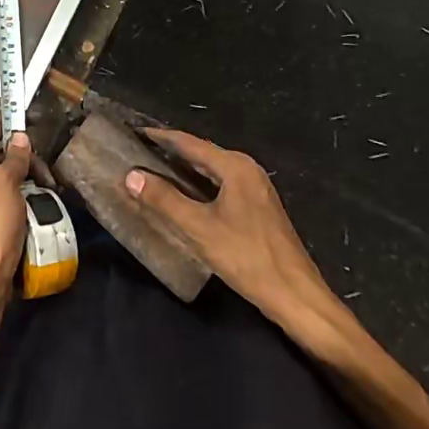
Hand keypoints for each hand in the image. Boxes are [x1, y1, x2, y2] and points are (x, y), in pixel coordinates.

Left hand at [0, 115, 32, 315]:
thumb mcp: (6, 184)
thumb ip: (15, 157)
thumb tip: (22, 138)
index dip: (14, 123)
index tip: (39, 125)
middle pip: (4, 148)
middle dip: (28, 157)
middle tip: (47, 173)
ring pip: (12, 171)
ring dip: (32, 177)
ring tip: (49, 190)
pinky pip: (13, 191)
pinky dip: (28, 193)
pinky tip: (41, 202)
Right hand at [125, 129, 344, 338]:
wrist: (297, 297)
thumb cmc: (248, 258)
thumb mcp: (199, 229)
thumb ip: (163, 199)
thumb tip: (131, 175)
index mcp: (235, 166)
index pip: (188, 142)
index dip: (159, 136)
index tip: (132, 131)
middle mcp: (246, 169)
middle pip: (200, 153)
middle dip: (169, 151)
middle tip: (136, 151)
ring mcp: (254, 188)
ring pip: (210, 170)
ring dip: (182, 168)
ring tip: (151, 170)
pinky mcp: (257, 207)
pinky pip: (219, 184)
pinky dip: (197, 184)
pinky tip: (181, 195)